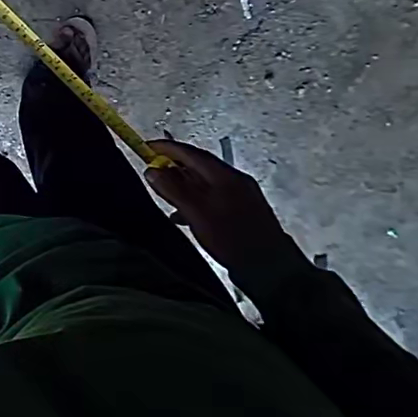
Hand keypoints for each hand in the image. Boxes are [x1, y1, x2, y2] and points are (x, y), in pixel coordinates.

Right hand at [143, 138, 301, 276]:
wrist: (271, 269)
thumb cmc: (230, 237)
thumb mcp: (196, 212)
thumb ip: (172, 189)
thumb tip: (151, 170)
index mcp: (225, 175)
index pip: (190, 152)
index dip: (166, 148)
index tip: (145, 147)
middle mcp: (235, 180)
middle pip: (198, 165)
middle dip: (173, 166)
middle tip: (152, 171)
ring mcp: (242, 195)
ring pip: (204, 182)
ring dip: (182, 185)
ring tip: (165, 195)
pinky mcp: (243, 211)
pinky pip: (212, 196)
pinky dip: (195, 199)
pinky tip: (184, 215)